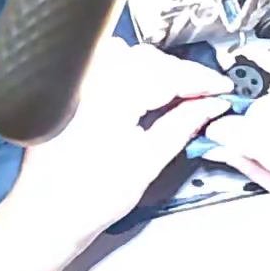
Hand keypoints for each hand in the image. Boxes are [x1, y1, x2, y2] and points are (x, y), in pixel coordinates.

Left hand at [0, 38, 231, 263]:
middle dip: (179, 73)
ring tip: (175, 96)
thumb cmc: (88, 198)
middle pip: (146, 58)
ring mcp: (75, 87)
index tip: (221, 89)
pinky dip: (128, 75)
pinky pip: (103, 69)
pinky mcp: (68, 95)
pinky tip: (142, 96)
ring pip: (123, 57)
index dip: (201, 79)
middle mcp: (88, 84)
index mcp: (110, 97)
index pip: (167, 72)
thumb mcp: (148, 163)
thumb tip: (210, 105)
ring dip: (153, 70)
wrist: (48, 214)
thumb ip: (182, 126)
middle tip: (204, 96)